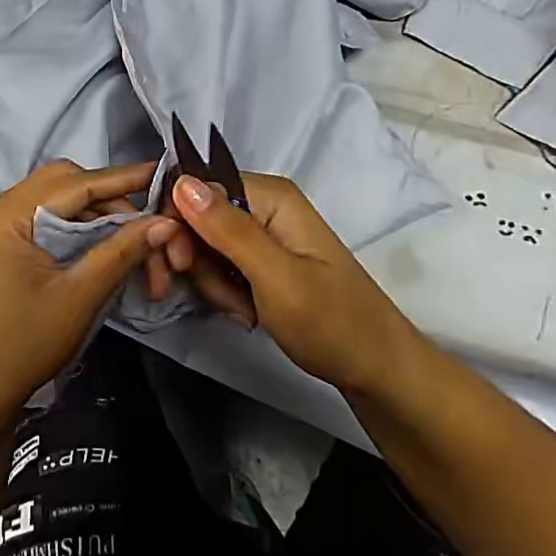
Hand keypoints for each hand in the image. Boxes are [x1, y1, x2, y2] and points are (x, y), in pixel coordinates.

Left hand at [0, 160, 176, 421]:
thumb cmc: (25, 344)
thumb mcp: (80, 296)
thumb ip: (122, 251)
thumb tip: (166, 222)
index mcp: (7, 215)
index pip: (75, 183)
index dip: (123, 179)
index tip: (163, 174)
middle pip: (68, 184)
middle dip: (113, 202)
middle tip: (150, 228)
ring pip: (62, 201)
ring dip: (101, 219)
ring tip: (137, 249)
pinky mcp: (6, 240)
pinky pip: (51, 218)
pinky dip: (82, 229)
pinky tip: (110, 248)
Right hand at [164, 173, 426, 395]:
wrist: (377, 373)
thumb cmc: (334, 324)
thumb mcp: (277, 278)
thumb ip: (227, 230)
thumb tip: (181, 182)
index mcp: (270, 195)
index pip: (194, 187)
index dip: (177, 222)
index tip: (178, 263)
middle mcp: (262, 204)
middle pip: (195, 217)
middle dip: (196, 259)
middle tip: (222, 296)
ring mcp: (261, 232)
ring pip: (202, 245)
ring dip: (211, 281)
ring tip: (244, 310)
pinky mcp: (259, 258)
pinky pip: (218, 263)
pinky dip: (223, 290)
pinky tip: (246, 312)